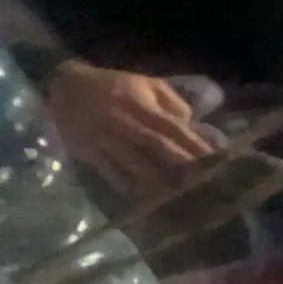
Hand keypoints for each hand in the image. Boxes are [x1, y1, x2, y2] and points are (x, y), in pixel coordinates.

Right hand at [45, 61, 215, 195]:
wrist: (61, 84)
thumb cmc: (115, 87)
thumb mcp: (148, 85)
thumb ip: (176, 104)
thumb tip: (198, 129)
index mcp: (141, 106)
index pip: (177, 131)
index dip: (199, 148)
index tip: (221, 163)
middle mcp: (124, 123)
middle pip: (161, 149)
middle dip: (187, 167)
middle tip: (209, 184)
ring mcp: (105, 139)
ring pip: (138, 165)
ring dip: (163, 182)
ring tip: (185, 197)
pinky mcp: (88, 152)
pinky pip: (112, 174)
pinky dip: (132, 187)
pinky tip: (151, 199)